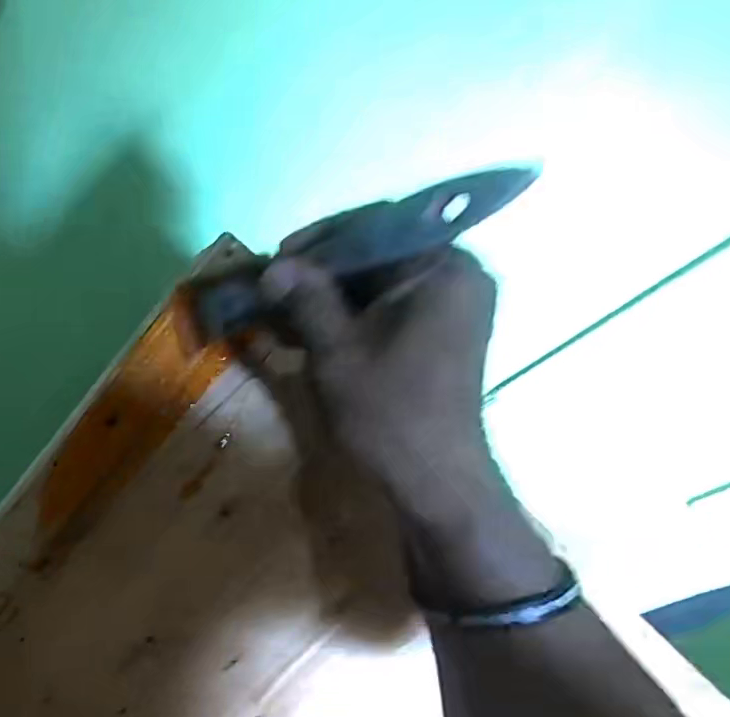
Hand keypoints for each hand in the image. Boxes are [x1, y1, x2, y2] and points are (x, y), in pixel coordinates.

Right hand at [256, 245, 500, 525]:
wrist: (430, 476)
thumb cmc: (387, 411)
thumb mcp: (337, 352)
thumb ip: (308, 301)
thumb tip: (273, 267)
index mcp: (442, 267)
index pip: (377, 227)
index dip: (320, 240)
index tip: (276, 257)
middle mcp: (456, 276)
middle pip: (380, 253)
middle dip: (322, 268)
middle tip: (275, 284)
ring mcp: (450, 307)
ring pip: (380, 283)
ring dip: (330, 294)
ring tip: (282, 308)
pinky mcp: (439, 335)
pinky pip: (389, 308)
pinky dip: (350, 316)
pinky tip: (309, 329)